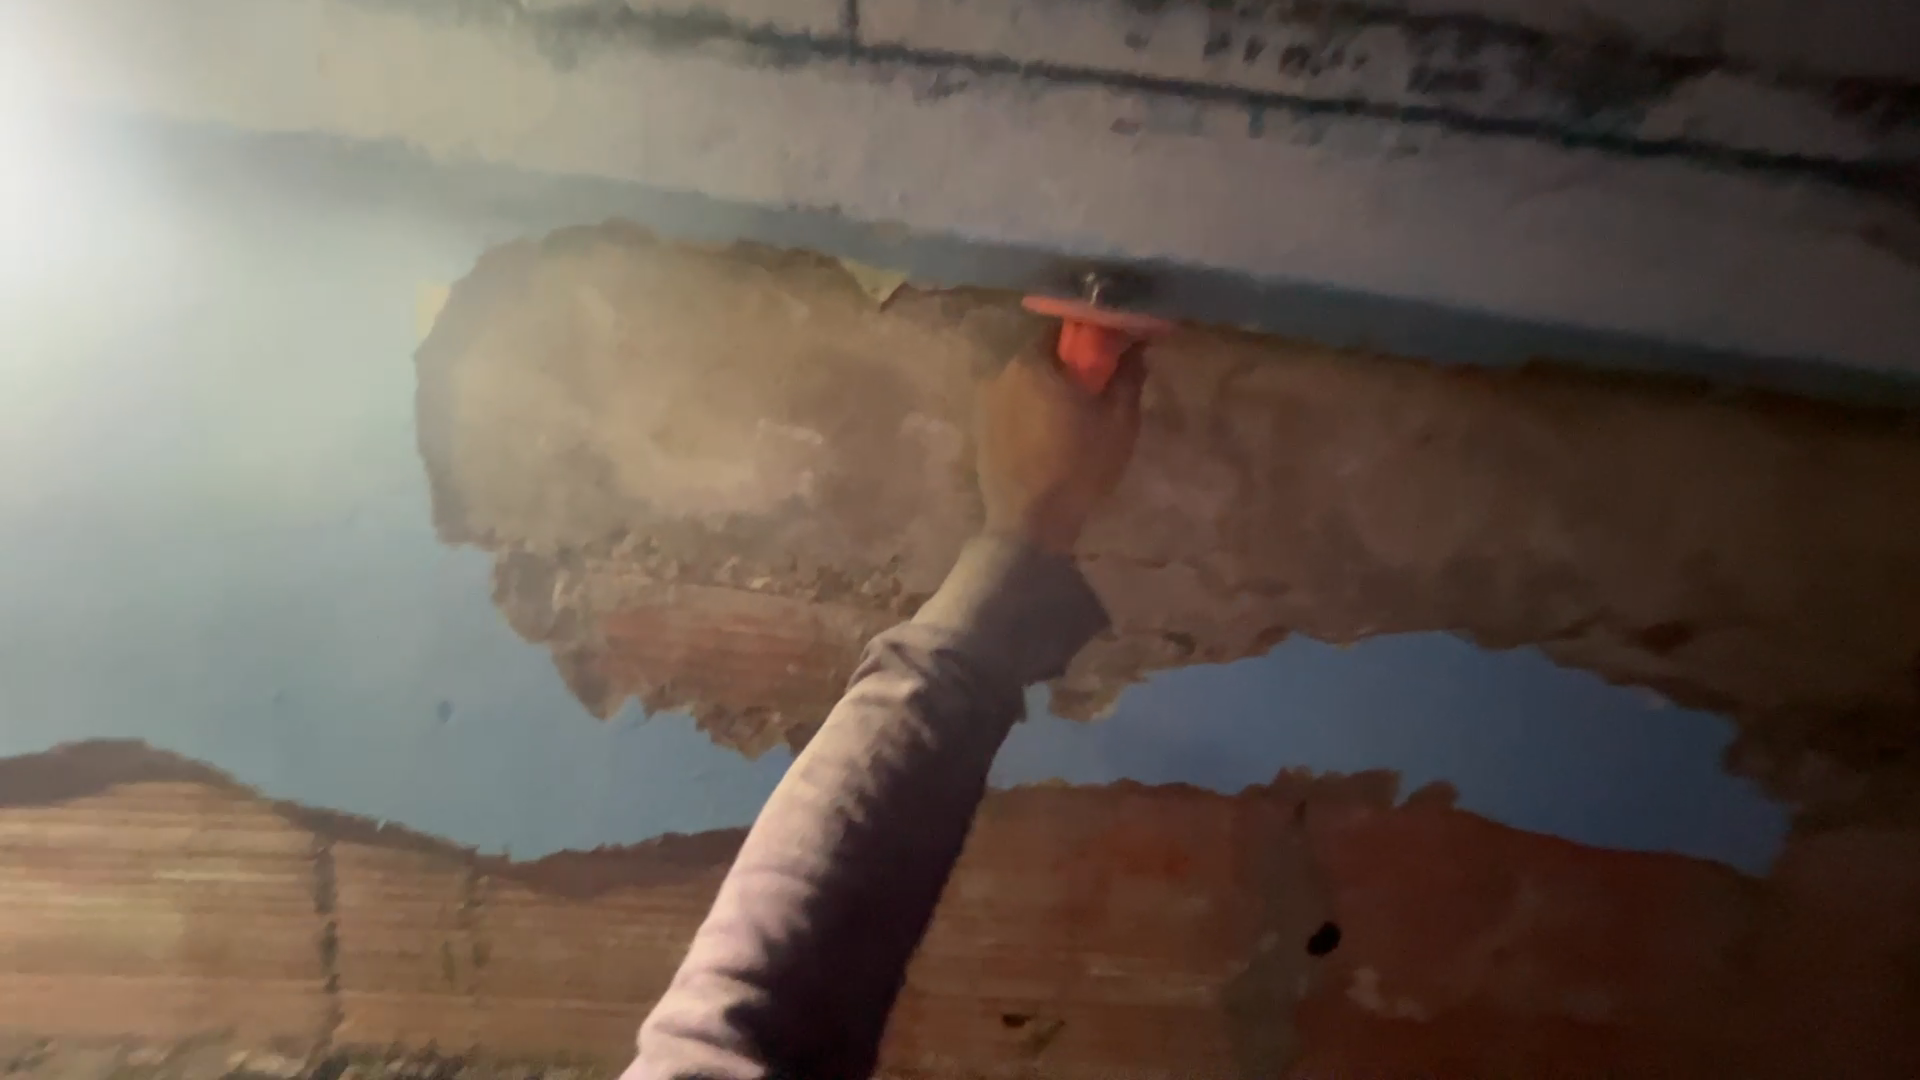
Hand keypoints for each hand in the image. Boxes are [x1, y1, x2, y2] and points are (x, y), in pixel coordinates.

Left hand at [976, 334, 1145, 554]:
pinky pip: (1013, 408)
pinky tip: (1048, 437)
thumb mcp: (1119, 421)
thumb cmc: (1078, 467)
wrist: (1029, 524)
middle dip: (1070, 365)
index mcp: (1033, 361)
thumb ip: (1127, 377)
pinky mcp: (982, 432)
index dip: (1091, 338)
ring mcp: (987, 404)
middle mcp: (1003, 374)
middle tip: (1097, 388)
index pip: (1064, 329)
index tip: (1112, 353)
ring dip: (1049, 390)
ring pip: (1026, 383)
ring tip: (1073, 417)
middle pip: (1043, 356)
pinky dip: (1031, 412)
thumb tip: (1134, 348)